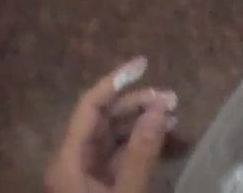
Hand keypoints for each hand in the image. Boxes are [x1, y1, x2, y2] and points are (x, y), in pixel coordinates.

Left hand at [45, 57, 176, 192]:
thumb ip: (141, 155)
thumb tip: (158, 107)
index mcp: (69, 163)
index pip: (89, 107)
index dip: (115, 81)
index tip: (145, 63)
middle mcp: (75, 163)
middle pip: (104, 117)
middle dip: (138, 102)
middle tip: (173, 99)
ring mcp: (88, 177)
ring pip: (116, 134)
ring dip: (144, 119)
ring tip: (174, 115)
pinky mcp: (102, 188)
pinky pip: (122, 153)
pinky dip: (144, 141)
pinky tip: (167, 138)